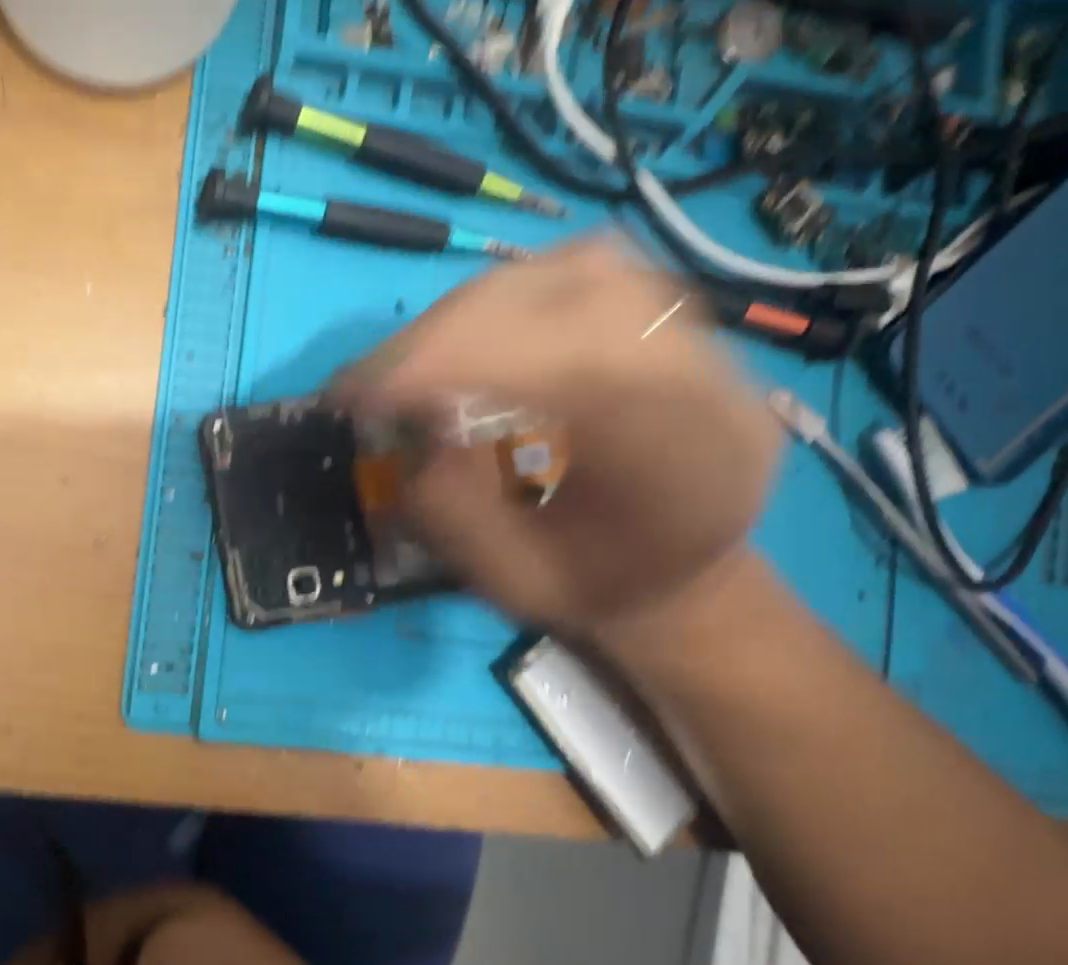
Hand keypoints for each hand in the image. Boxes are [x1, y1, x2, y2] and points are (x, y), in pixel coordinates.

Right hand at [331, 238, 781, 637]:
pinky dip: (499, 298)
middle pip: (573, 301)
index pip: (582, 368)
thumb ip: (463, 513)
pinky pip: (571, 269)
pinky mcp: (658, 309)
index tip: (366, 395)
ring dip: (465, 315)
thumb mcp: (516, 583)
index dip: (463, 364)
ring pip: (567, 270)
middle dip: (446, 338)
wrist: (675, 568)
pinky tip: (458, 341)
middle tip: (366, 386)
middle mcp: (707, 374)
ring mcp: (691, 330)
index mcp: (690, 459)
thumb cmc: (591, 585)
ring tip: (404, 365)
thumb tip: (416, 429)